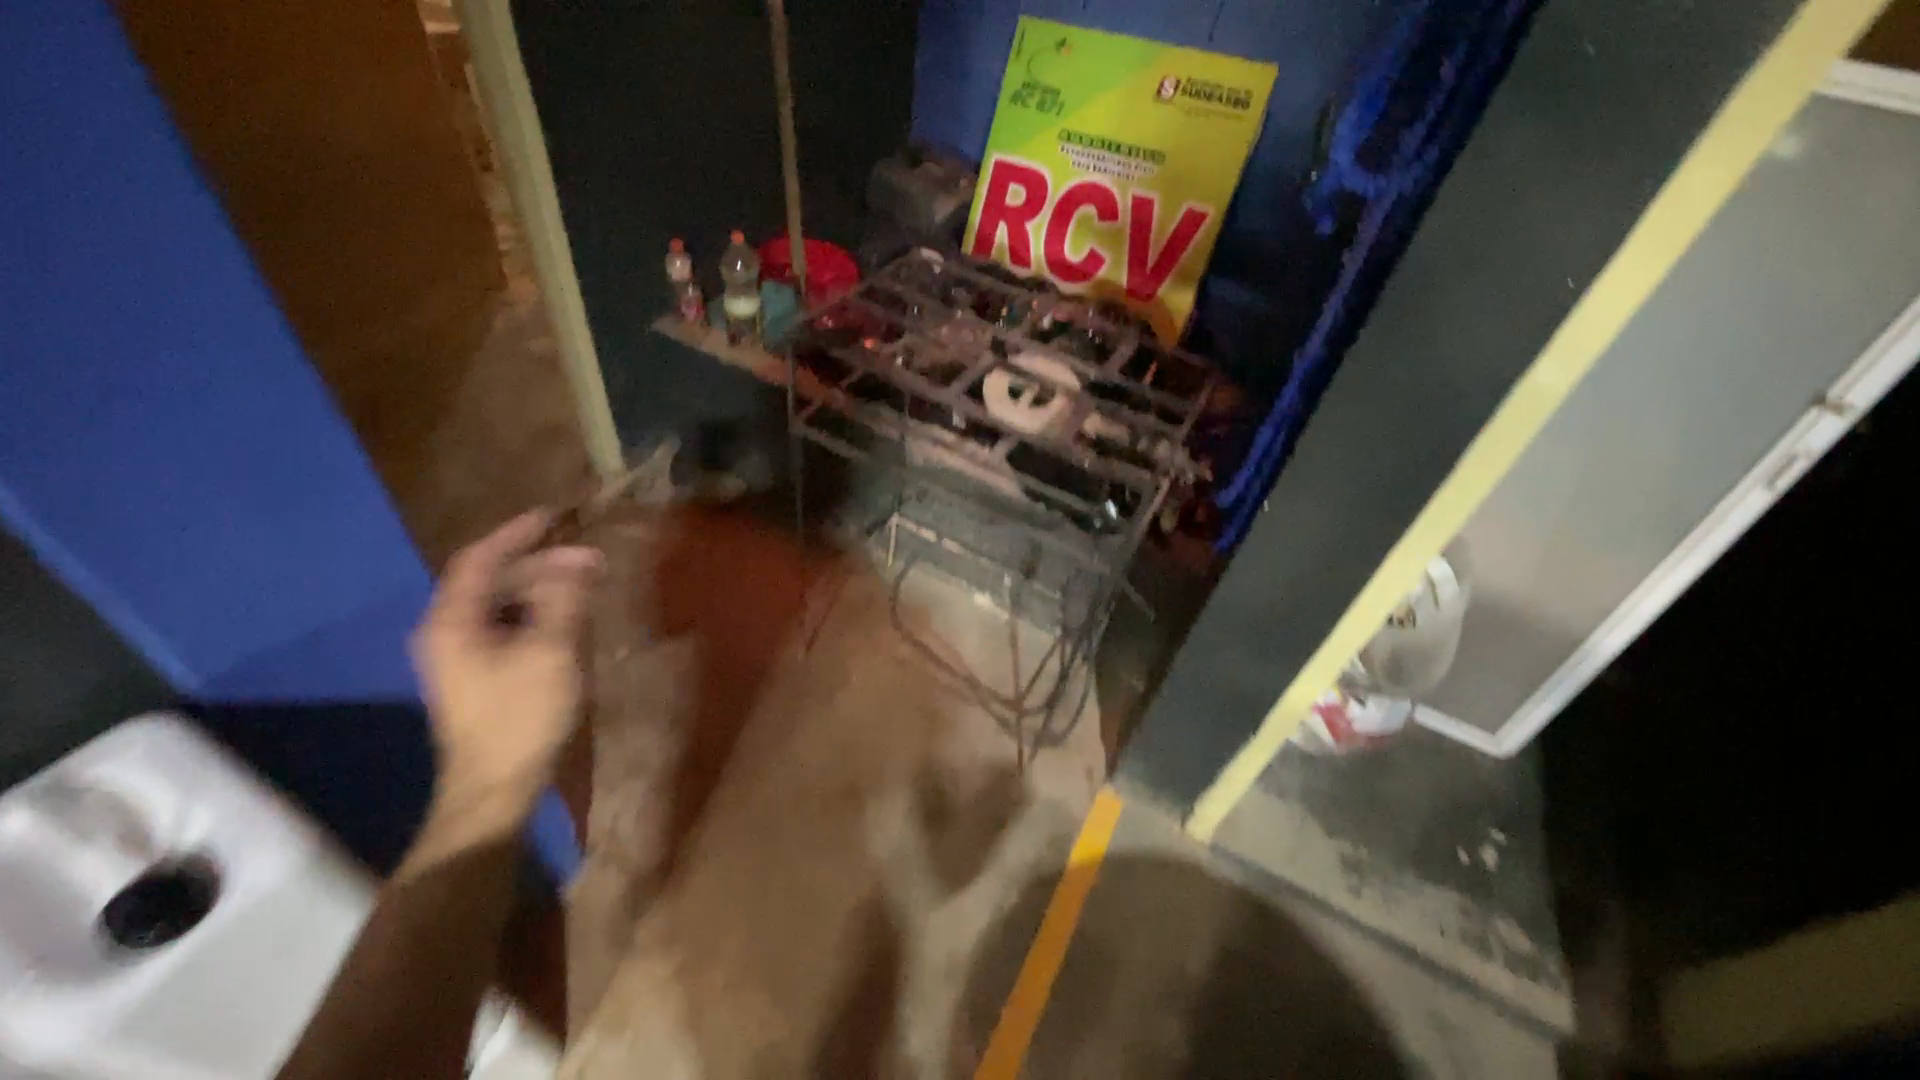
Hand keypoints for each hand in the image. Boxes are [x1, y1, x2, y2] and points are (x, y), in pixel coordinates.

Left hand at [411, 510, 602, 824]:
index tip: (553, 516)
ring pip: (499, 606)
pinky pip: (504, 629)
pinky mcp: (475, 678)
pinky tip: (566, 623)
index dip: (516, 534)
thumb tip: (580, 560)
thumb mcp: (551, 652)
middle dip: (540, 565)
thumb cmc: (520, 717)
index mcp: (453, 621)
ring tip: (583, 587)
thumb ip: (564, 599)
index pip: (480, 559)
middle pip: (491, 581)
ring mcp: (458, 658)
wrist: (493, 788)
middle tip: (589, 561)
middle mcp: (446, 632)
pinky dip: (535, 616)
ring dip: (540, 591)